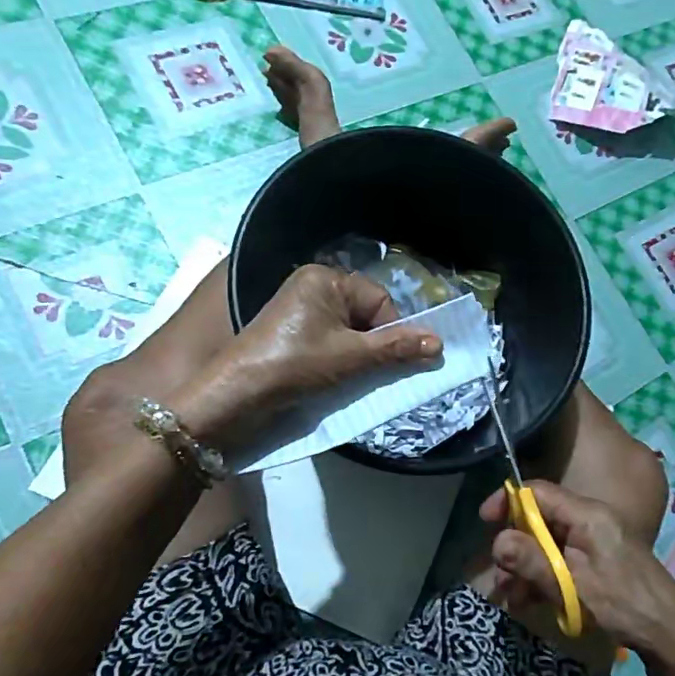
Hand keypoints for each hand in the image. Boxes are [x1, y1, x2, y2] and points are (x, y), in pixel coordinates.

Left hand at [63, 262, 439, 472]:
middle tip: (374, 371)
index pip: (379, 300)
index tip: (394, 360)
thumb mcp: (352, 357)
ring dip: (359, 356)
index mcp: (324, 278)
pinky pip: (330, 341)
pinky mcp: (290, 335)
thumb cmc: (295, 365)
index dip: (392, 331)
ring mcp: (298, 312)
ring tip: (352, 377)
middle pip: (365, 314)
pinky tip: (336, 379)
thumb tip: (439, 343)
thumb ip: (397, 348)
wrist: (235, 397)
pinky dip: (340, 360)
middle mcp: (311, 287)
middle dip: (375, 344)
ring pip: (349, 331)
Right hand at [478, 480, 674, 655]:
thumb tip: (497, 541)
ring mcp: (595, 540)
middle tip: (501, 577)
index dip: (509, 502)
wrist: (667, 631)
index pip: (539, 492)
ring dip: (527, 566)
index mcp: (587, 514)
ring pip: (549, 542)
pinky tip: (532, 600)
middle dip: (516, 546)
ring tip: (513, 597)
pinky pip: (563, 558)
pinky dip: (545, 575)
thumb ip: (534, 561)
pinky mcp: (598, 560)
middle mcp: (591, 519)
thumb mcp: (571, 585)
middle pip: (541, 519)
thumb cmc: (621, 603)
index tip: (485, 521)